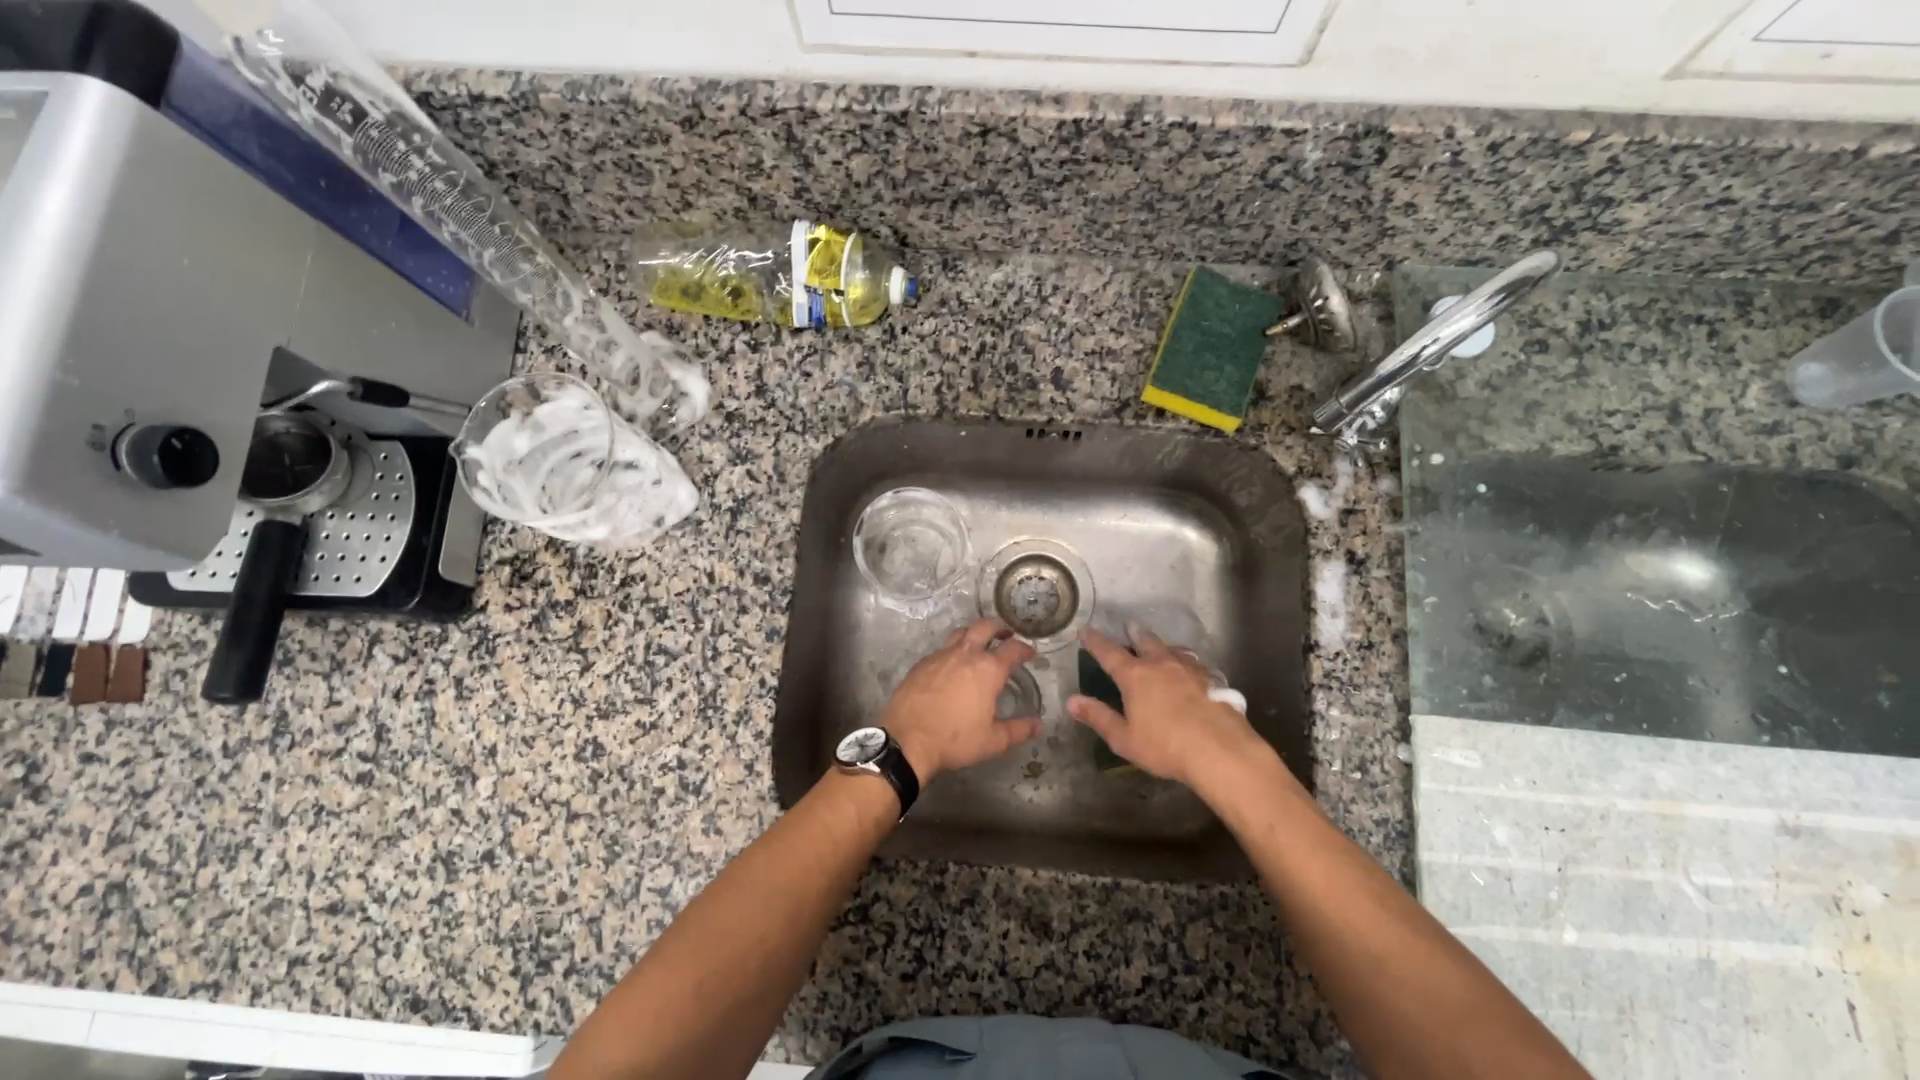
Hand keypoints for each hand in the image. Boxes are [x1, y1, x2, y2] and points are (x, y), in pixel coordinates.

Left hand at [882, 619, 1041, 782]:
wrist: (907, 740)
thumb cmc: (955, 739)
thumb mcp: (993, 740)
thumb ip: (1018, 730)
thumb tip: (1039, 725)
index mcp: (988, 670)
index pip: (1012, 649)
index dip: (1024, 649)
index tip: (1030, 653)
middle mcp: (965, 655)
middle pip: (985, 627)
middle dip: (999, 627)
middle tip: (1005, 634)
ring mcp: (940, 656)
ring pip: (960, 633)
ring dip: (973, 634)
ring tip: (978, 644)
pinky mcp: (921, 664)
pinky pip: (941, 649)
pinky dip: (952, 651)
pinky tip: (951, 665)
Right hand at [1067, 624, 1267, 789]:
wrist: (1220, 750)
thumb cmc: (1165, 746)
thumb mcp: (1124, 738)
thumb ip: (1098, 717)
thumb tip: (1072, 701)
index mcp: (1135, 676)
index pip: (1109, 653)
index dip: (1095, 642)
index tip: (1086, 631)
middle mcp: (1162, 664)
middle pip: (1145, 641)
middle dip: (1134, 633)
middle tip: (1130, 626)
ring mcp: (1190, 669)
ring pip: (1173, 649)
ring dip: (1162, 645)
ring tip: (1161, 646)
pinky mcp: (1212, 679)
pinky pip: (1194, 663)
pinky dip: (1186, 661)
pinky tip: (1191, 670)